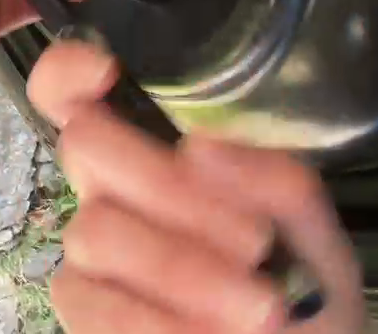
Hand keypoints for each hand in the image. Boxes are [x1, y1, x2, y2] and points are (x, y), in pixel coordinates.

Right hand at [30, 42, 367, 333]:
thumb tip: (198, 146)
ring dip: (183, 269)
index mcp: (144, 153)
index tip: (106, 70)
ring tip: (262, 307)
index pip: (69, 94)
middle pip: (84, 144)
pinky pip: (92, 303)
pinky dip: (158, 324)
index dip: (66, 70)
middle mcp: (104, 189)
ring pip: (98, 229)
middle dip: (165, 185)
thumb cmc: (299, 294)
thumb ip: (274, 184)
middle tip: (253, 241)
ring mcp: (87, 249)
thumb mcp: (311, 236)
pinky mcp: (81, 308)